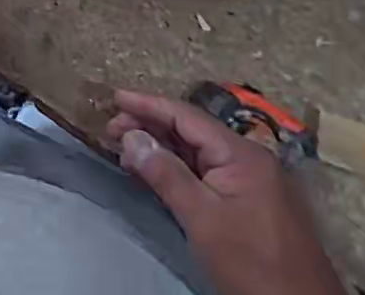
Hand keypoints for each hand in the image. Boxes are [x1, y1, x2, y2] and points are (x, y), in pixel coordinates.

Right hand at [106, 90, 344, 294]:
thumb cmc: (252, 265)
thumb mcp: (202, 220)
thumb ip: (166, 174)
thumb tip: (131, 136)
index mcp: (240, 152)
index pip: (186, 116)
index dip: (148, 105)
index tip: (115, 98)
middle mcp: (248, 157)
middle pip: (191, 131)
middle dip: (151, 127)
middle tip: (112, 131)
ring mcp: (252, 180)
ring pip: (198, 152)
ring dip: (162, 149)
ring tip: (126, 151)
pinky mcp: (251, 203)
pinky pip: (208, 173)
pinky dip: (179, 170)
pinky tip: (157, 174)